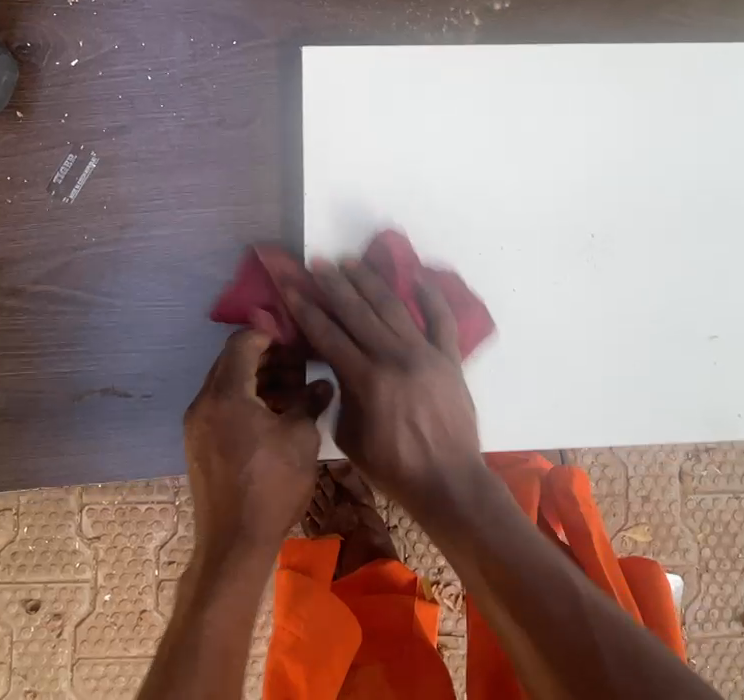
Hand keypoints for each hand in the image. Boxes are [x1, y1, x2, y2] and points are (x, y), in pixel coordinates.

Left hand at [183, 329, 332, 555]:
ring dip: (259, 379)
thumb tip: (322, 383)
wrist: (235, 544)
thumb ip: (309, 402)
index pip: (243, 342)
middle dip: (267, 357)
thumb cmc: (272, 486)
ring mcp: (198, 425)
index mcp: (226, 394)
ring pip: (227, 384)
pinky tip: (276, 414)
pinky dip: (247, 400)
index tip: (298, 340)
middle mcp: (204, 402)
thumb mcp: (301, 439)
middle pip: (232, 361)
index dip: (271, 335)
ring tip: (294, 389)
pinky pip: (222, 406)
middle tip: (301, 364)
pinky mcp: (199, 444)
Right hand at [282, 259, 485, 519]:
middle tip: (318, 263)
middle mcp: (394, 356)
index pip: (328, 334)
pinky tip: (416, 275)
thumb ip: (342, 397)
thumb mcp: (351, 438)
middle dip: (334, 285)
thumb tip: (338, 369)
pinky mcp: (450, 357)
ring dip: (370, 281)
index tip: (292, 285)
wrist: (449, 481)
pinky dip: (430, 294)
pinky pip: (442, 318)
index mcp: (366, 379)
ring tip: (352, 262)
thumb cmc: (394, 468)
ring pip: (393, 306)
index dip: (307, 308)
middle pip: (357, 311)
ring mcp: (425, 353)